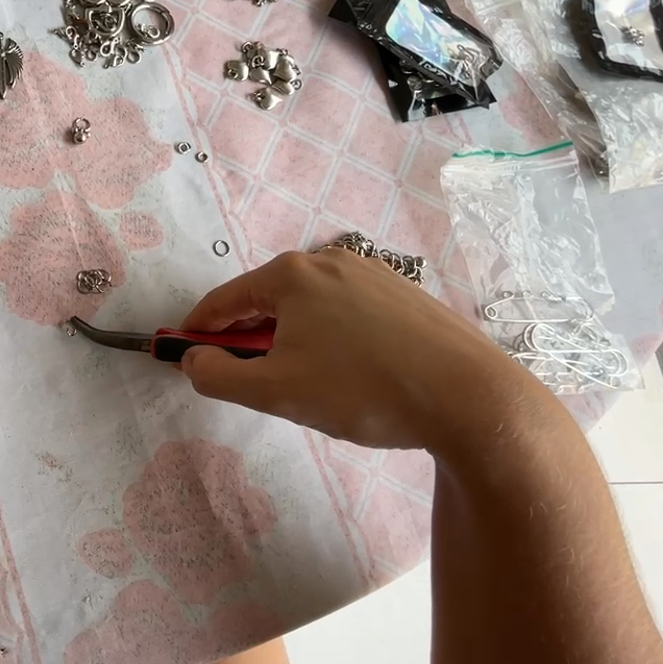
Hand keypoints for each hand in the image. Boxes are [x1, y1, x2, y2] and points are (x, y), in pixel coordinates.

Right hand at [176, 249, 553, 455]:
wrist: (476, 402)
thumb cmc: (362, 391)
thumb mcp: (274, 392)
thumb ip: (216, 375)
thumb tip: (191, 359)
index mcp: (290, 274)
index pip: (223, 300)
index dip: (198, 330)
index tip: (185, 355)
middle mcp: (329, 260)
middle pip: (266, 300)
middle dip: (249, 337)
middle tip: (252, 378)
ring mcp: (373, 273)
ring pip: (308, 306)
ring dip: (290, 338)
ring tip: (307, 382)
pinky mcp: (407, 294)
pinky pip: (346, 311)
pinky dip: (330, 336)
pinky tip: (351, 371)